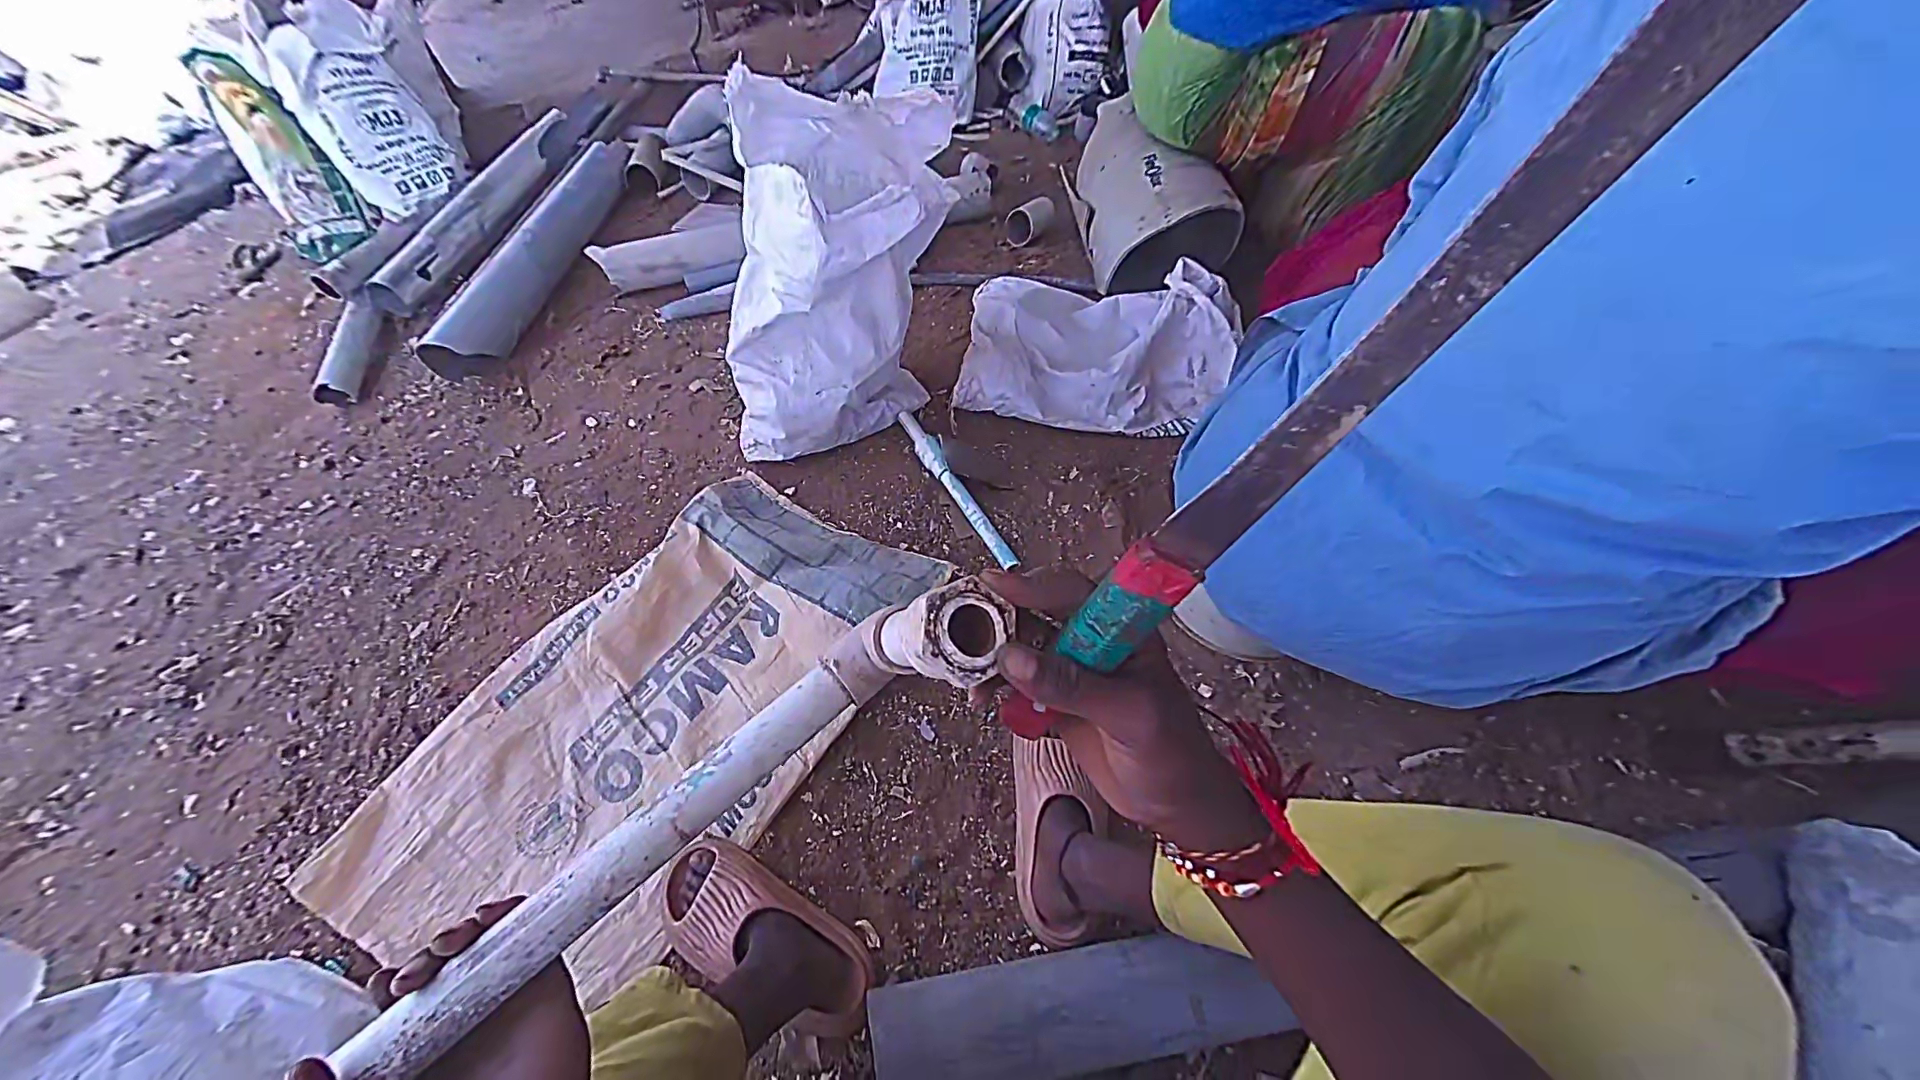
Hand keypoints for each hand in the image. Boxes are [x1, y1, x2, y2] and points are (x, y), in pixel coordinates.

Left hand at [289, 898, 590, 1079]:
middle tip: (411, 979)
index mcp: (424, 1048)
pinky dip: (509, 911)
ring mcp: (503, 989)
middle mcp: (462, 1014)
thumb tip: (301, 1067)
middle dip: (423, 956)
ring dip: (461, 930)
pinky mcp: (541, 972)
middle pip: (441, 964)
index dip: (390, 983)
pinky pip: (526, 928)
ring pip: (480, 941)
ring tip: (449, 945)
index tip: (383, 987)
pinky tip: (491, 917)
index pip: (401, 1002)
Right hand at [978, 567, 1267, 850]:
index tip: (992, 584)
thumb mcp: (1128, 714)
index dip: (1033, 585)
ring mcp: (1072, 672)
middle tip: (964, 630)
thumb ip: (1072, 686)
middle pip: (1037, 616)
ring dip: (993, 660)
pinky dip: (998, 689)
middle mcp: (1091, 642)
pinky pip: (1019, 686)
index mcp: (1120, 630)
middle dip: (1000, 621)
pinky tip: (985, 701)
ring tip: (972, 679)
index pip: (1071, 593)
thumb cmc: (1172, 752)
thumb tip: (1011, 658)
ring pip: (1022, 651)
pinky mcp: (1057, 701)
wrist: (1178, 805)